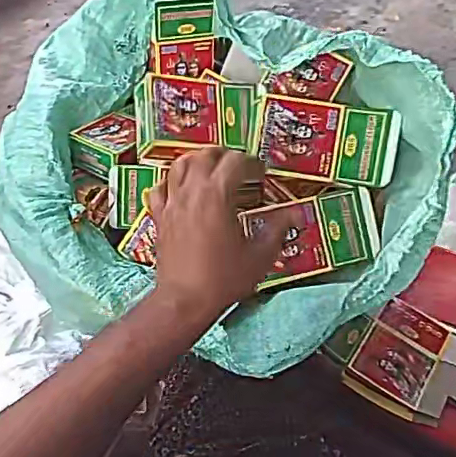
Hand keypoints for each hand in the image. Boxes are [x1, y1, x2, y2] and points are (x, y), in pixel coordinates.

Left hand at [145, 148, 279, 320]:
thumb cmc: (223, 279)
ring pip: (179, 166)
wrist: (185, 300)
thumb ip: (278, 229)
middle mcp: (191, 193)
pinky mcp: (159, 218)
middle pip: (205, 156)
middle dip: (224, 155)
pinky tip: (179, 188)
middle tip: (238, 166)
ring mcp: (171, 204)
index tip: (261, 174)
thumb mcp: (259, 255)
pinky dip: (170, 182)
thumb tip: (296, 214)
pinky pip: (159, 189)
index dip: (252, 163)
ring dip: (196, 161)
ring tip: (210, 168)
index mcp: (217, 195)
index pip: (235, 162)